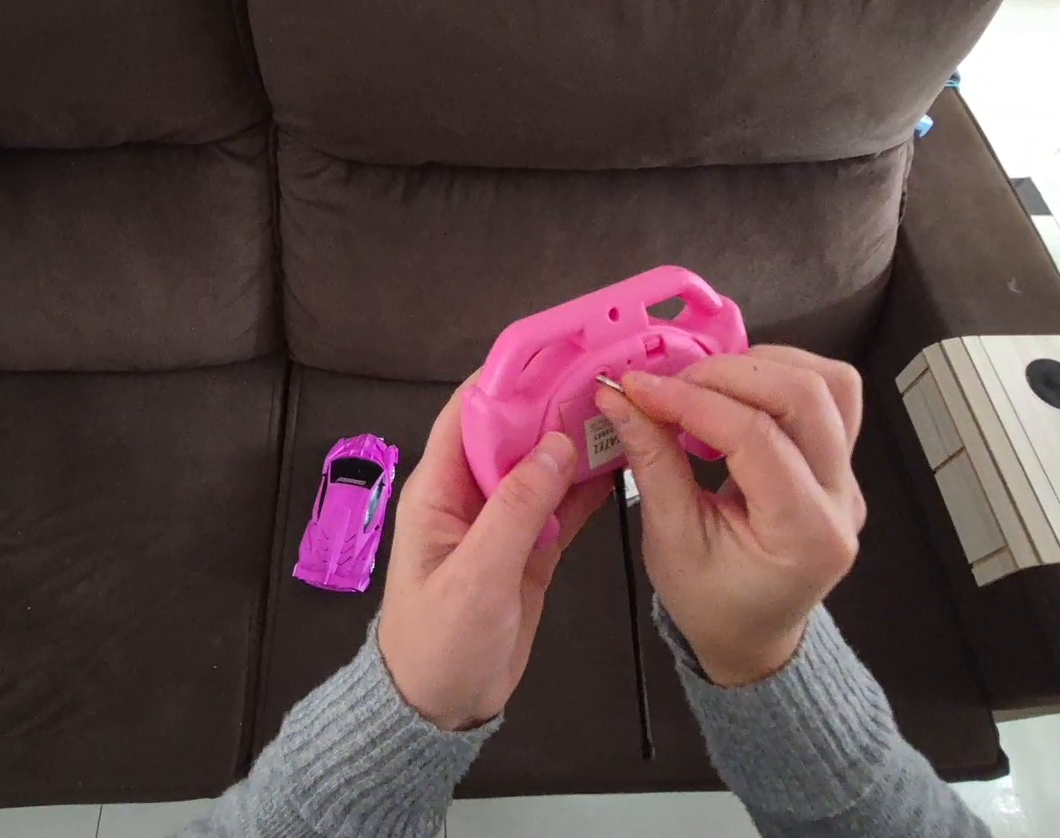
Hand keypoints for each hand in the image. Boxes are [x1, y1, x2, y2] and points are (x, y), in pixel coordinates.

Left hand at [378, 380, 613, 730]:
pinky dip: (587, 484)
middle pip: (512, 431)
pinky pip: (560, 503)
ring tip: (619, 410)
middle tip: (600, 376)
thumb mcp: (476, 574)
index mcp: (441, 488)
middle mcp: (471, 493)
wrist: (442, 707)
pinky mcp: (530, 545)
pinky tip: (618, 464)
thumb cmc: (439, 642)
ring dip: (575, 440)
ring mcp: (503, 519)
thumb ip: (516, 509)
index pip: (468, 413)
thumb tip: (557, 445)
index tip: (549, 353)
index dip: (505, 379)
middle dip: (551, 403)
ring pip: (542, 464)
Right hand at [594, 346, 866, 686]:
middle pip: (808, 396)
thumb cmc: (708, 599)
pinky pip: (829, 395)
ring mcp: (848, 475)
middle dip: (729, 372)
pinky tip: (733, 391)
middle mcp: (842, 497)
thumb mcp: (669, 537)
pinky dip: (778, 374)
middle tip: (671, 383)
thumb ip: (651, 460)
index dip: (690, 400)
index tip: (636, 387)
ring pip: (832, 383)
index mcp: (805, 533)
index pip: (755, 436)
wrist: (752, 633)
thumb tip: (618, 398)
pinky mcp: (839, 460)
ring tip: (705, 383)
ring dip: (763, 365)